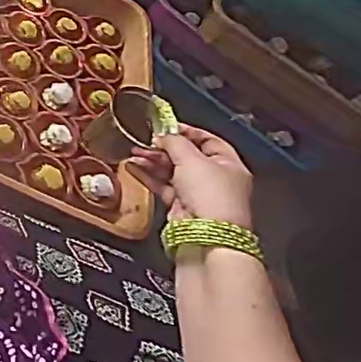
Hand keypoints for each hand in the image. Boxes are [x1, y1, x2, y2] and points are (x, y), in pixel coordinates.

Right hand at [124, 123, 253, 228]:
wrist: (205, 235)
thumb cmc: (207, 192)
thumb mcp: (192, 159)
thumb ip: (174, 142)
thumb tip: (163, 135)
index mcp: (228, 164)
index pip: (208, 140)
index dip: (186, 131)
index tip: (165, 126)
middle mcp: (215, 178)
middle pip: (187, 156)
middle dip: (164, 148)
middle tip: (145, 141)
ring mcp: (197, 193)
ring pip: (172, 171)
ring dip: (153, 160)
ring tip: (134, 153)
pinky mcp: (181, 206)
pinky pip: (163, 186)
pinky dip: (148, 176)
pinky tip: (132, 167)